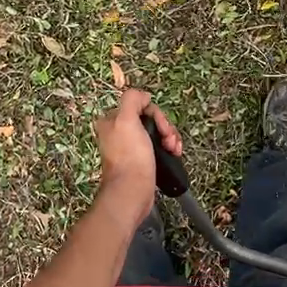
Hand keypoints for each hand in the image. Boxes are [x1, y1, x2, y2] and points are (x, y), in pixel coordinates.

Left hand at [92, 89, 181, 216]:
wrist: (133, 190)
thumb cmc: (131, 156)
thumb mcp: (127, 120)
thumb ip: (133, 99)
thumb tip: (144, 96)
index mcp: (112, 120)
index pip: (141, 106)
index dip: (156, 115)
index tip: (162, 128)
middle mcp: (119, 132)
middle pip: (150, 119)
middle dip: (165, 128)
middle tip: (169, 140)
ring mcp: (131, 147)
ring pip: (157, 132)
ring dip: (170, 138)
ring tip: (174, 149)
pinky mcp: (141, 160)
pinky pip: (158, 146)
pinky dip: (168, 148)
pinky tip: (174, 153)